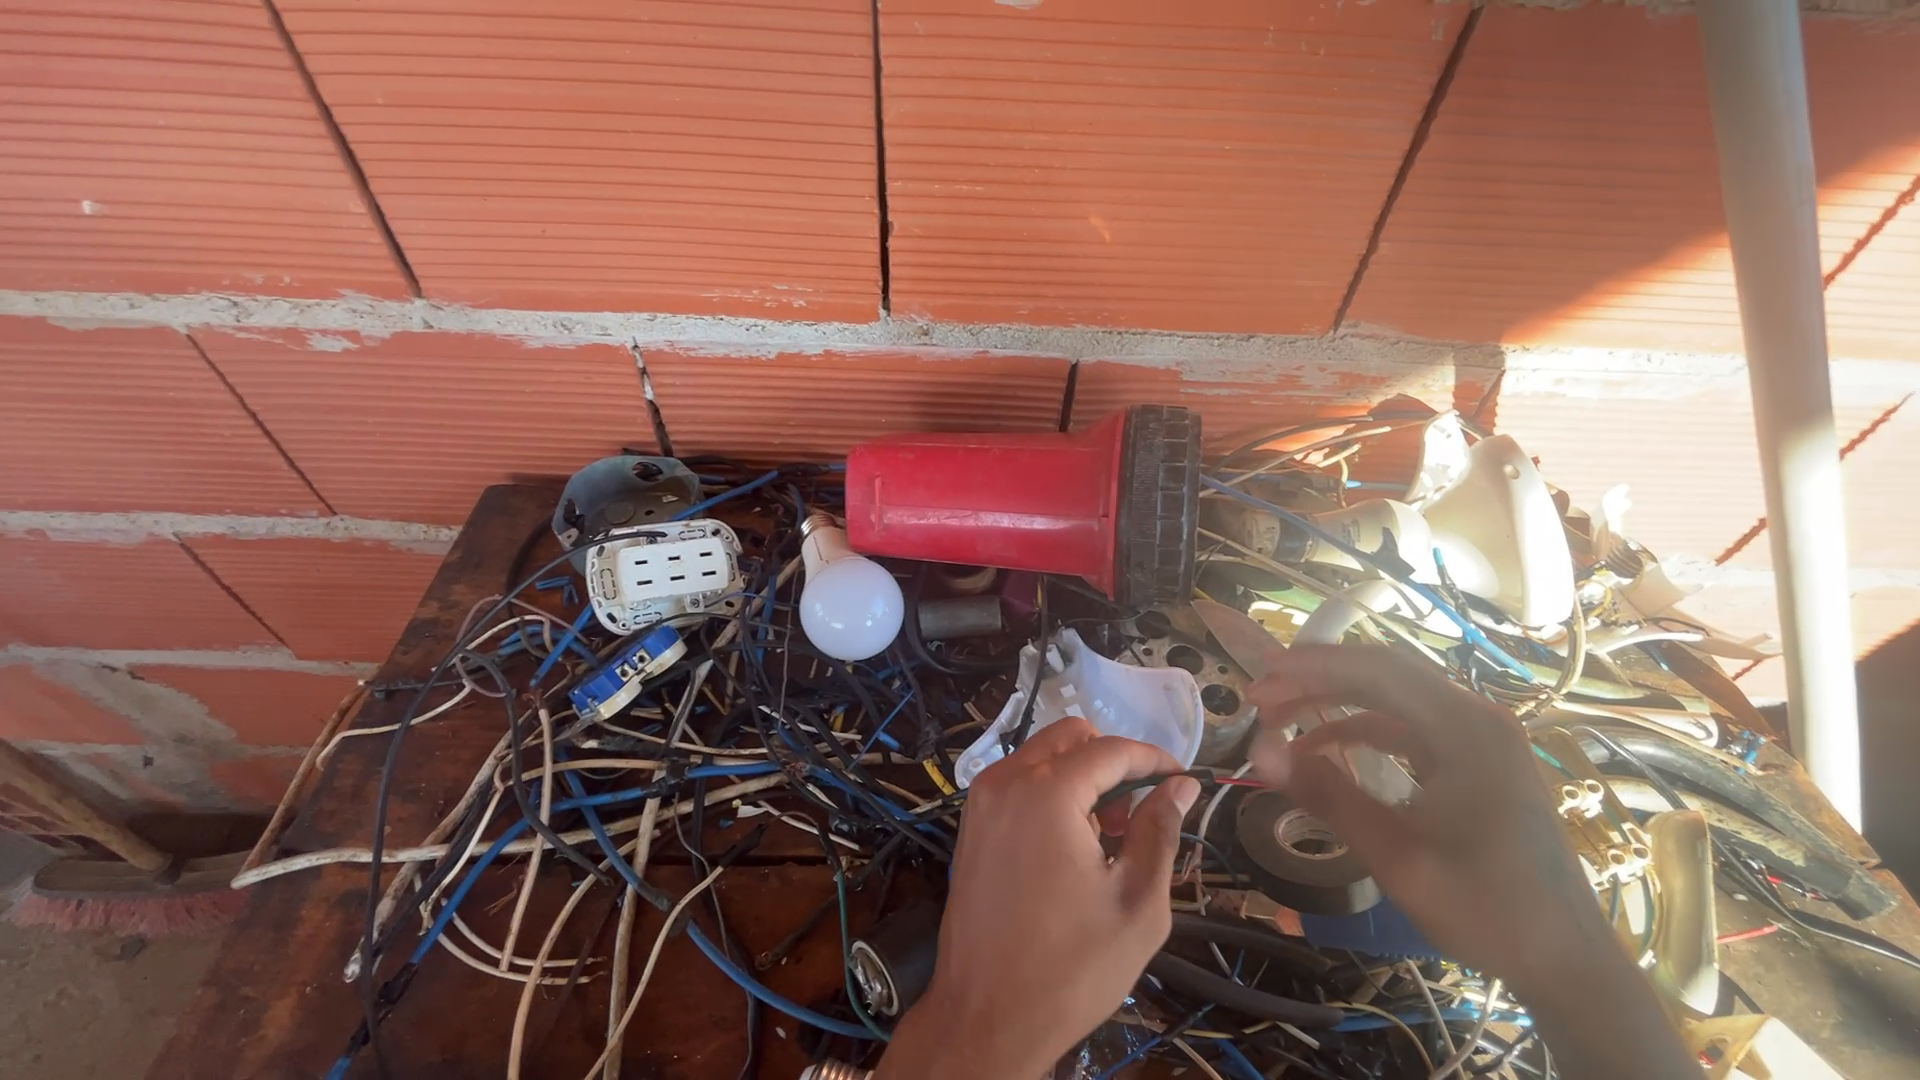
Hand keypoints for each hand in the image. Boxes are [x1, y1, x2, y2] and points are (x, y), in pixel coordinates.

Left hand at [875, 717, 1201, 1079]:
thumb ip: (1159, 830)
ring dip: (1081, 778)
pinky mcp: (972, 824)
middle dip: (1112, 764)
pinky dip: (1051, 794)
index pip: (1110, 749)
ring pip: (1043, 756)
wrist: (985, 1018)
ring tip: (1107, 841)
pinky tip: (1070, 848)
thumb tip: (1181, 785)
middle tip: (1136, 817)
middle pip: (1070, 737)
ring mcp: (981, 801)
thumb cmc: (1069, 968)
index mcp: (1045, 793)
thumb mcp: (1136, 903)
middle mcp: (1006, 781)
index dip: (1153, 758)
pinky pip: (1019, 783)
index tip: (1183, 779)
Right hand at [1244, 645, 1613, 994]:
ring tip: (1281, 722)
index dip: (1311, 668)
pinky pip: (1407, 728)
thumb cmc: (1486, 906)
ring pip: (1391, 700)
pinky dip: (1361, 730)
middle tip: (1260, 701)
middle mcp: (1476, 718)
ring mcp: (1479, 740)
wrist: (1568, 963)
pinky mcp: (1475, 763)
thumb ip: (1327, 794)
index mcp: (1466, 727)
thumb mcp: (1396, 853)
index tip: (1259, 683)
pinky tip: (1325, 750)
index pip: (1376, 669)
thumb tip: (1259, 751)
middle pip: (1383, 676)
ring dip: (1334, 703)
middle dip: (1315, 682)